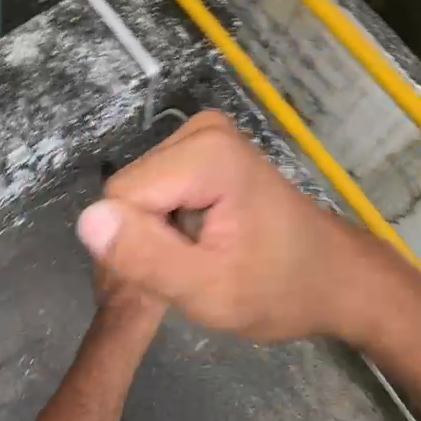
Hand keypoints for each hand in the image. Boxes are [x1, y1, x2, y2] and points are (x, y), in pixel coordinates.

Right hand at [76, 111, 387, 343]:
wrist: (334, 277)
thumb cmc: (281, 290)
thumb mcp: (210, 292)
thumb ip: (147, 257)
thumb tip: (87, 221)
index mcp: (205, 154)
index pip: (121, 198)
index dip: (134, 248)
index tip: (169, 282)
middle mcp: (200, 129)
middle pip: (129, 190)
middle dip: (144, 239)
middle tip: (184, 278)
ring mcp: (204, 133)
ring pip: (138, 190)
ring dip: (155, 232)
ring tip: (196, 261)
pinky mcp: (205, 146)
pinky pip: (156, 184)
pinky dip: (167, 220)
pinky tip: (198, 241)